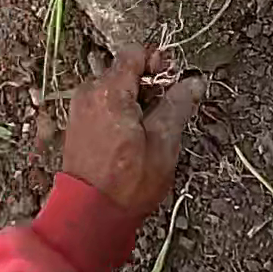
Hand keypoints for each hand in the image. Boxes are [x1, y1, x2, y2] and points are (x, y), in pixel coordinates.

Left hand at [62, 48, 202, 217]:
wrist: (88, 219)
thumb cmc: (128, 182)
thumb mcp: (164, 140)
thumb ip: (178, 104)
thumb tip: (194, 82)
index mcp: (110, 91)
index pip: (135, 52)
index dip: (157, 62)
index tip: (171, 83)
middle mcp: (90, 93)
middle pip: (126, 70)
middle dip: (149, 84)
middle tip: (166, 110)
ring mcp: (81, 110)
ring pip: (116, 88)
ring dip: (137, 100)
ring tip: (151, 128)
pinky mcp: (78, 126)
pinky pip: (105, 104)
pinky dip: (122, 112)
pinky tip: (134, 137)